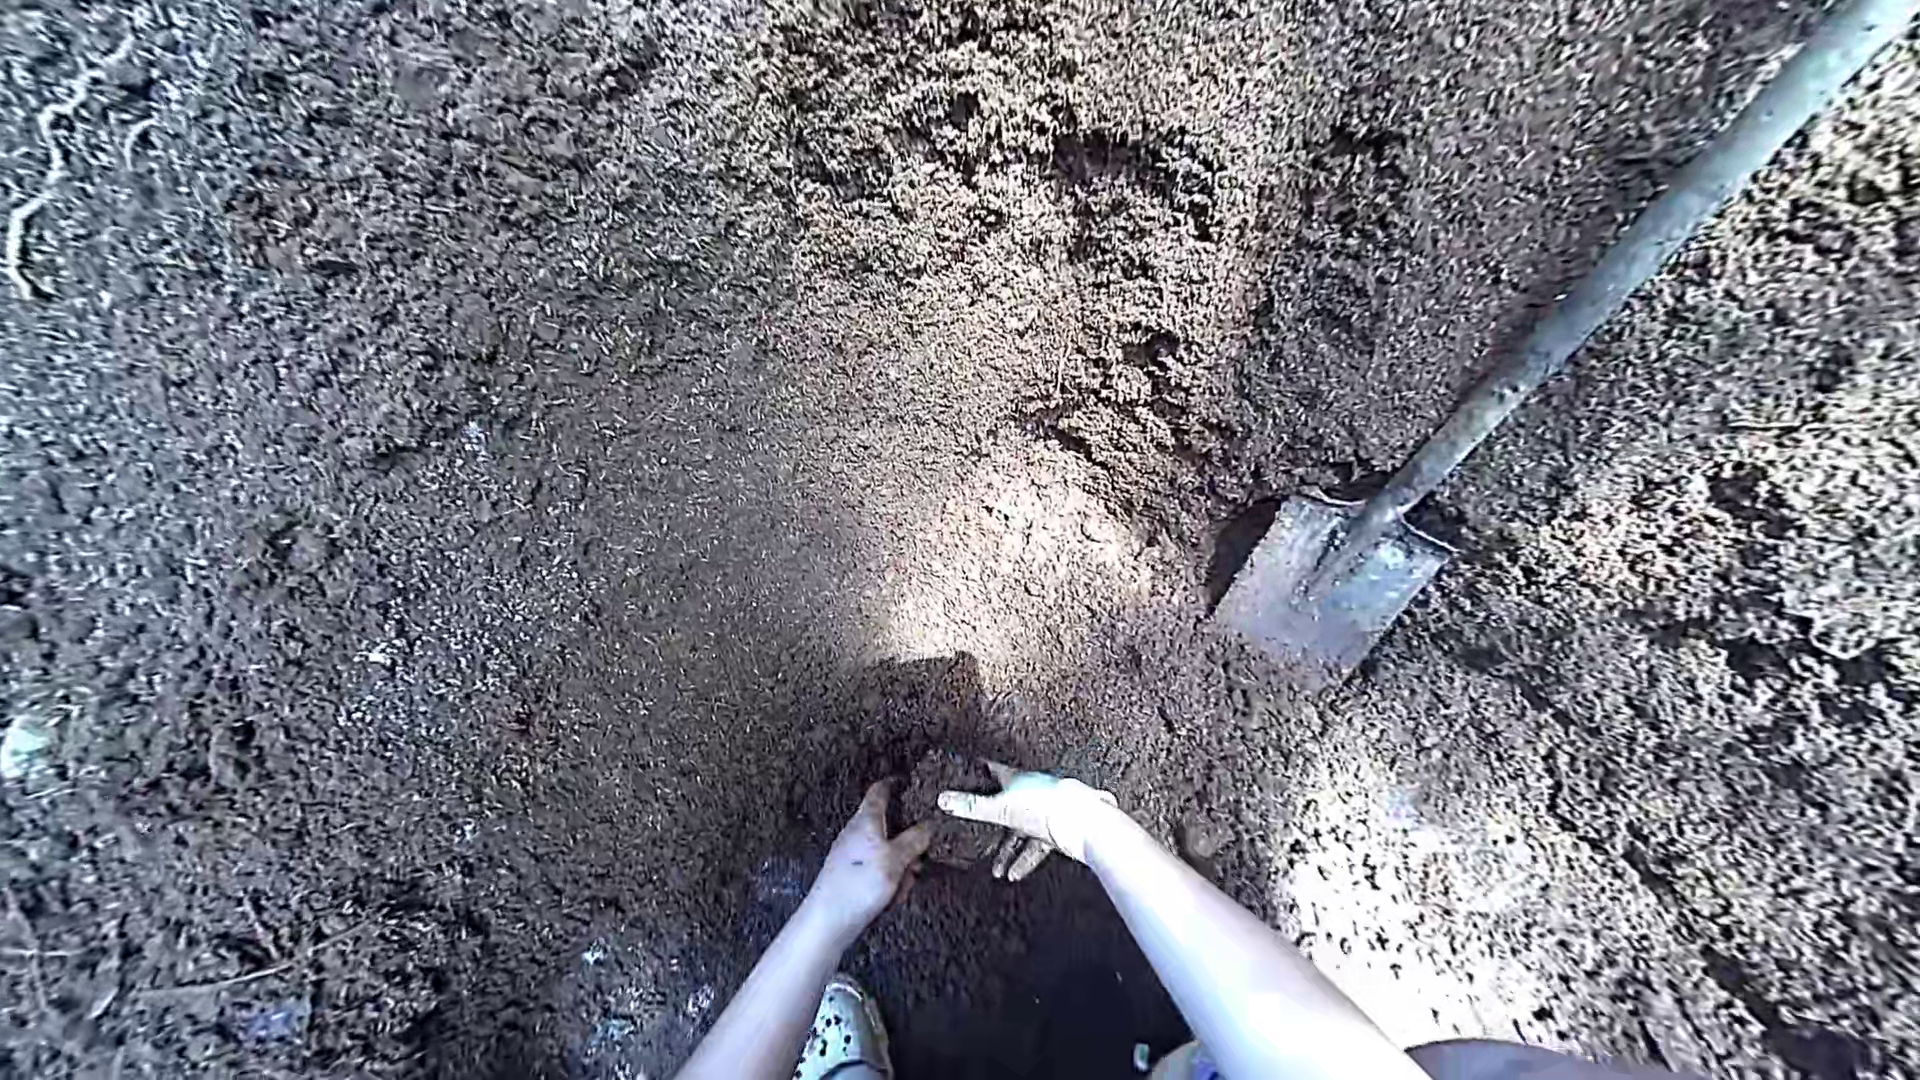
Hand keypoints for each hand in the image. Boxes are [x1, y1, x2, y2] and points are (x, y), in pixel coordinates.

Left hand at [806, 780, 931, 940]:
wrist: (826, 923)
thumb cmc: (856, 887)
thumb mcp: (895, 859)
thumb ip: (914, 840)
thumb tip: (928, 825)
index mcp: (866, 820)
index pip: (880, 791)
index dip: (894, 784)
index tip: (907, 782)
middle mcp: (857, 832)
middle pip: (889, 826)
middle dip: (908, 844)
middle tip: (917, 861)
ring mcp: (853, 854)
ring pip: (886, 852)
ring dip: (900, 867)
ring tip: (902, 887)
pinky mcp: (851, 876)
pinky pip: (878, 871)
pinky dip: (888, 882)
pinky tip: (890, 900)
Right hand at [936, 762, 1119, 881]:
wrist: (1084, 823)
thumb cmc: (1047, 805)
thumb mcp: (1001, 808)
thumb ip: (972, 806)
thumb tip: (943, 798)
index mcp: (1018, 779)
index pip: (993, 772)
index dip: (979, 775)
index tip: (968, 776)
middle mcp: (1032, 792)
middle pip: (1006, 806)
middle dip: (993, 824)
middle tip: (978, 837)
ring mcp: (1045, 811)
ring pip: (1021, 831)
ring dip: (1009, 850)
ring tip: (997, 871)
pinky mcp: (1057, 830)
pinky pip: (1036, 847)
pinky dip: (1025, 860)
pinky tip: (1015, 873)